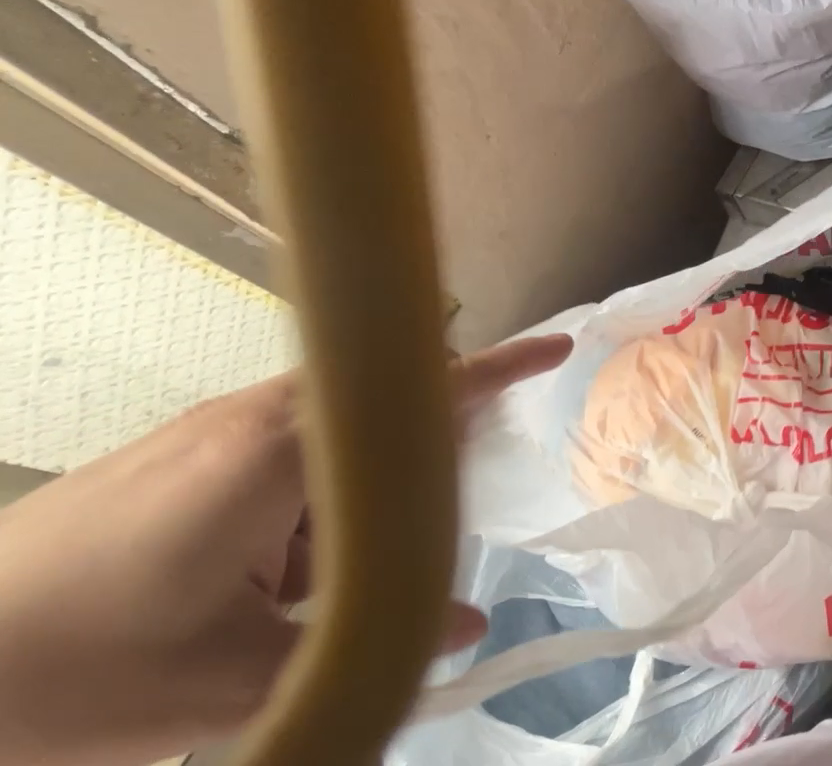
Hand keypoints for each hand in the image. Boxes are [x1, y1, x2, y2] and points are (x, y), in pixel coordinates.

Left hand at [0, 333, 571, 765]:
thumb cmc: (71, 673)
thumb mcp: (232, 682)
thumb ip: (365, 648)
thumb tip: (468, 632)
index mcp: (278, 456)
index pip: (417, 393)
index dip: (499, 368)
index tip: (561, 349)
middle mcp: (251, 420)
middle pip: (383, 411)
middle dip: (404, 474)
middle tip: (379, 556)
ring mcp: (208, 429)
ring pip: (334, 437)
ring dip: (344, 502)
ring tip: (286, 594)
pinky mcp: (178, 448)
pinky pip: (286, 450)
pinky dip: (304, 503)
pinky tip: (251, 580)